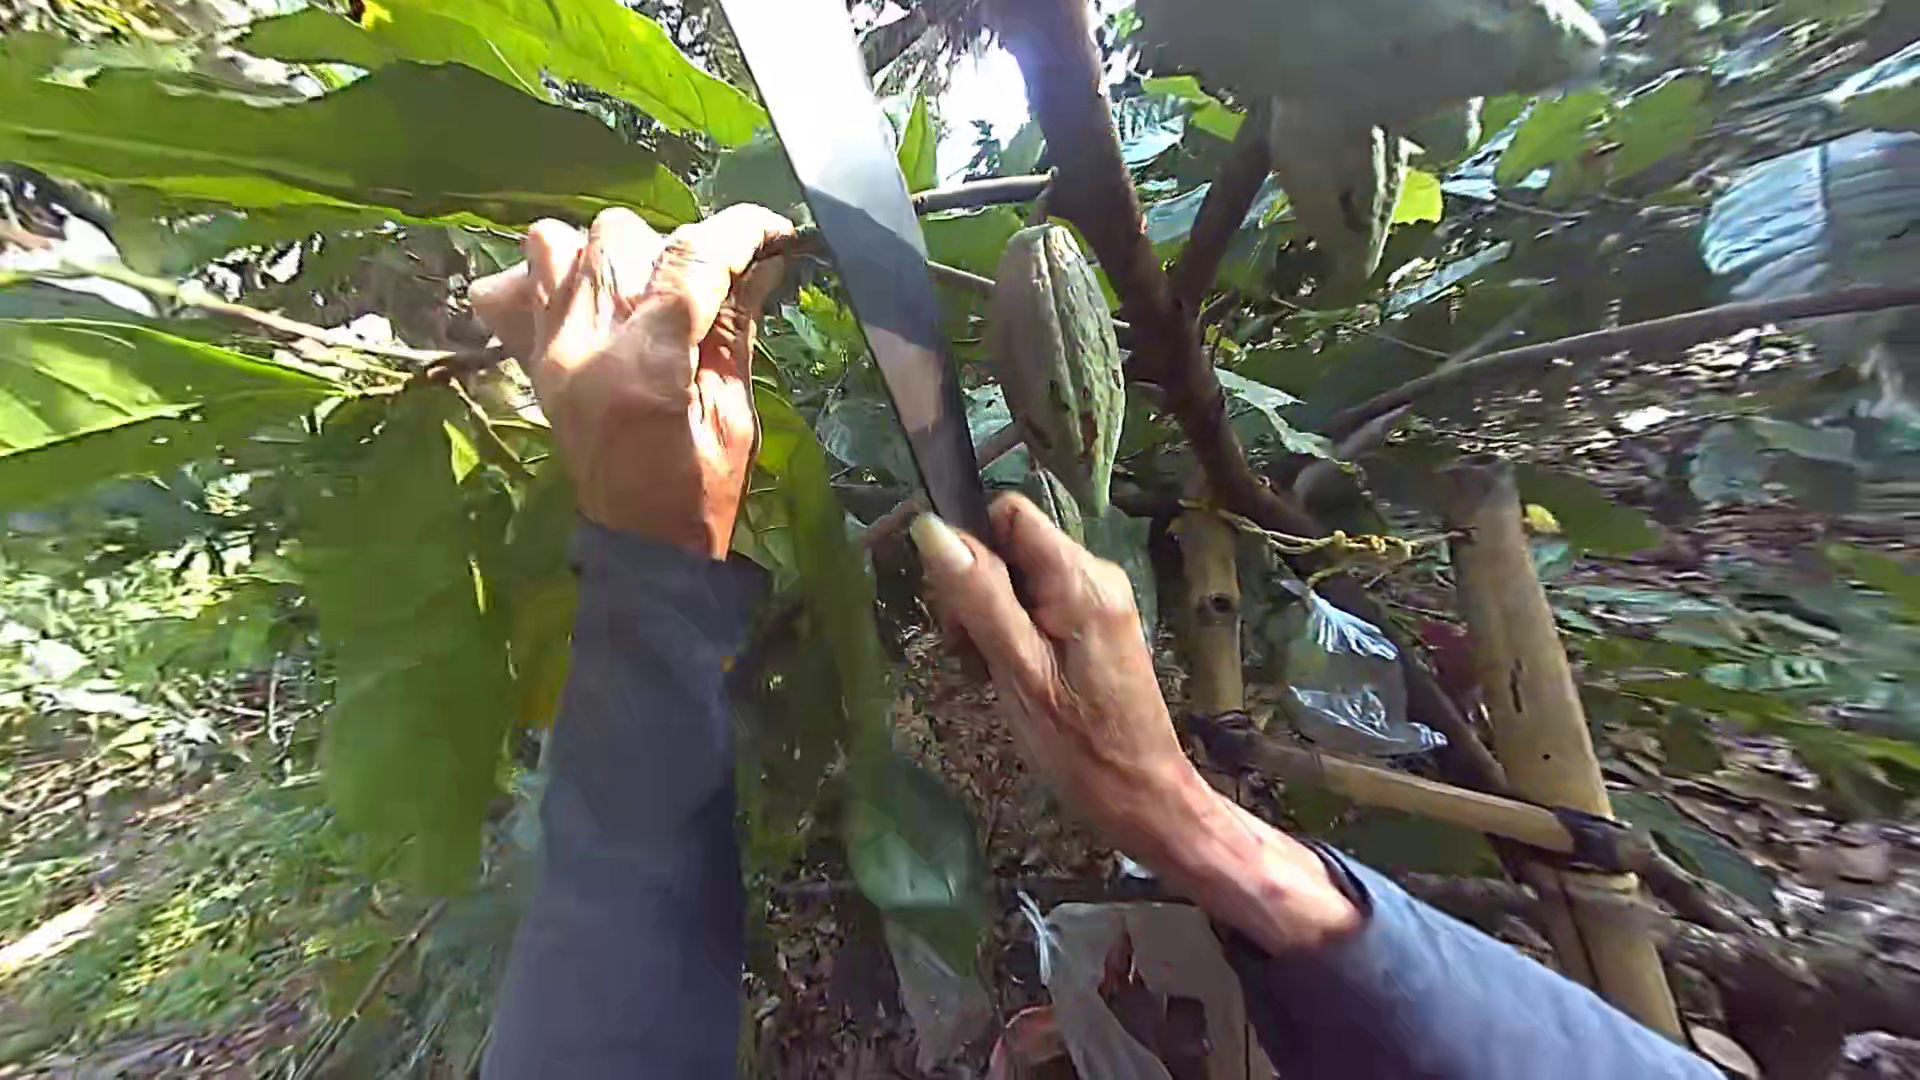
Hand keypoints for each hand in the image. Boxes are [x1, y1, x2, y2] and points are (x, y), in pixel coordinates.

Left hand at [471, 205, 792, 558]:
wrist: (643, 545)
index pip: (690, 264)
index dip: (738, 233)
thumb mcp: (737, 417)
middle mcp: (581, 346)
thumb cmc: (704, 493)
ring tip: (649, 294)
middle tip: (714, 287)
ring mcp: (544, 350)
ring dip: (616, 255)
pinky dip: (554, 278)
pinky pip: (513, 284)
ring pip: (559, 241)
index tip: (772, 231)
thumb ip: (736, 334)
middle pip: (620, 237)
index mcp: (646, 370)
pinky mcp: (529, 360)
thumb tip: (758, 266)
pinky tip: (591, 307)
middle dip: (681, 250)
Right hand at [913, 496, 1362, 952]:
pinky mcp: (1094, 620)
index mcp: (1078, 577)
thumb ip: (978, 595)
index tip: (957, 603)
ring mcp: (1097, 596)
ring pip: (1017, 574)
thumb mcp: (1018, 670)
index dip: (972, 545)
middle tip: (972, 651)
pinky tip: (1009, 669)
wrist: (1142, 795)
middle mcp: (1093, 572)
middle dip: (976, 589)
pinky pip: (1036, 600)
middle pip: (1010, 544)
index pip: (1010, 512)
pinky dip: (1010, 628)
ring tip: (990, 669)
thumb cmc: (1078, 745)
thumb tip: (931, 527)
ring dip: (988, 614)